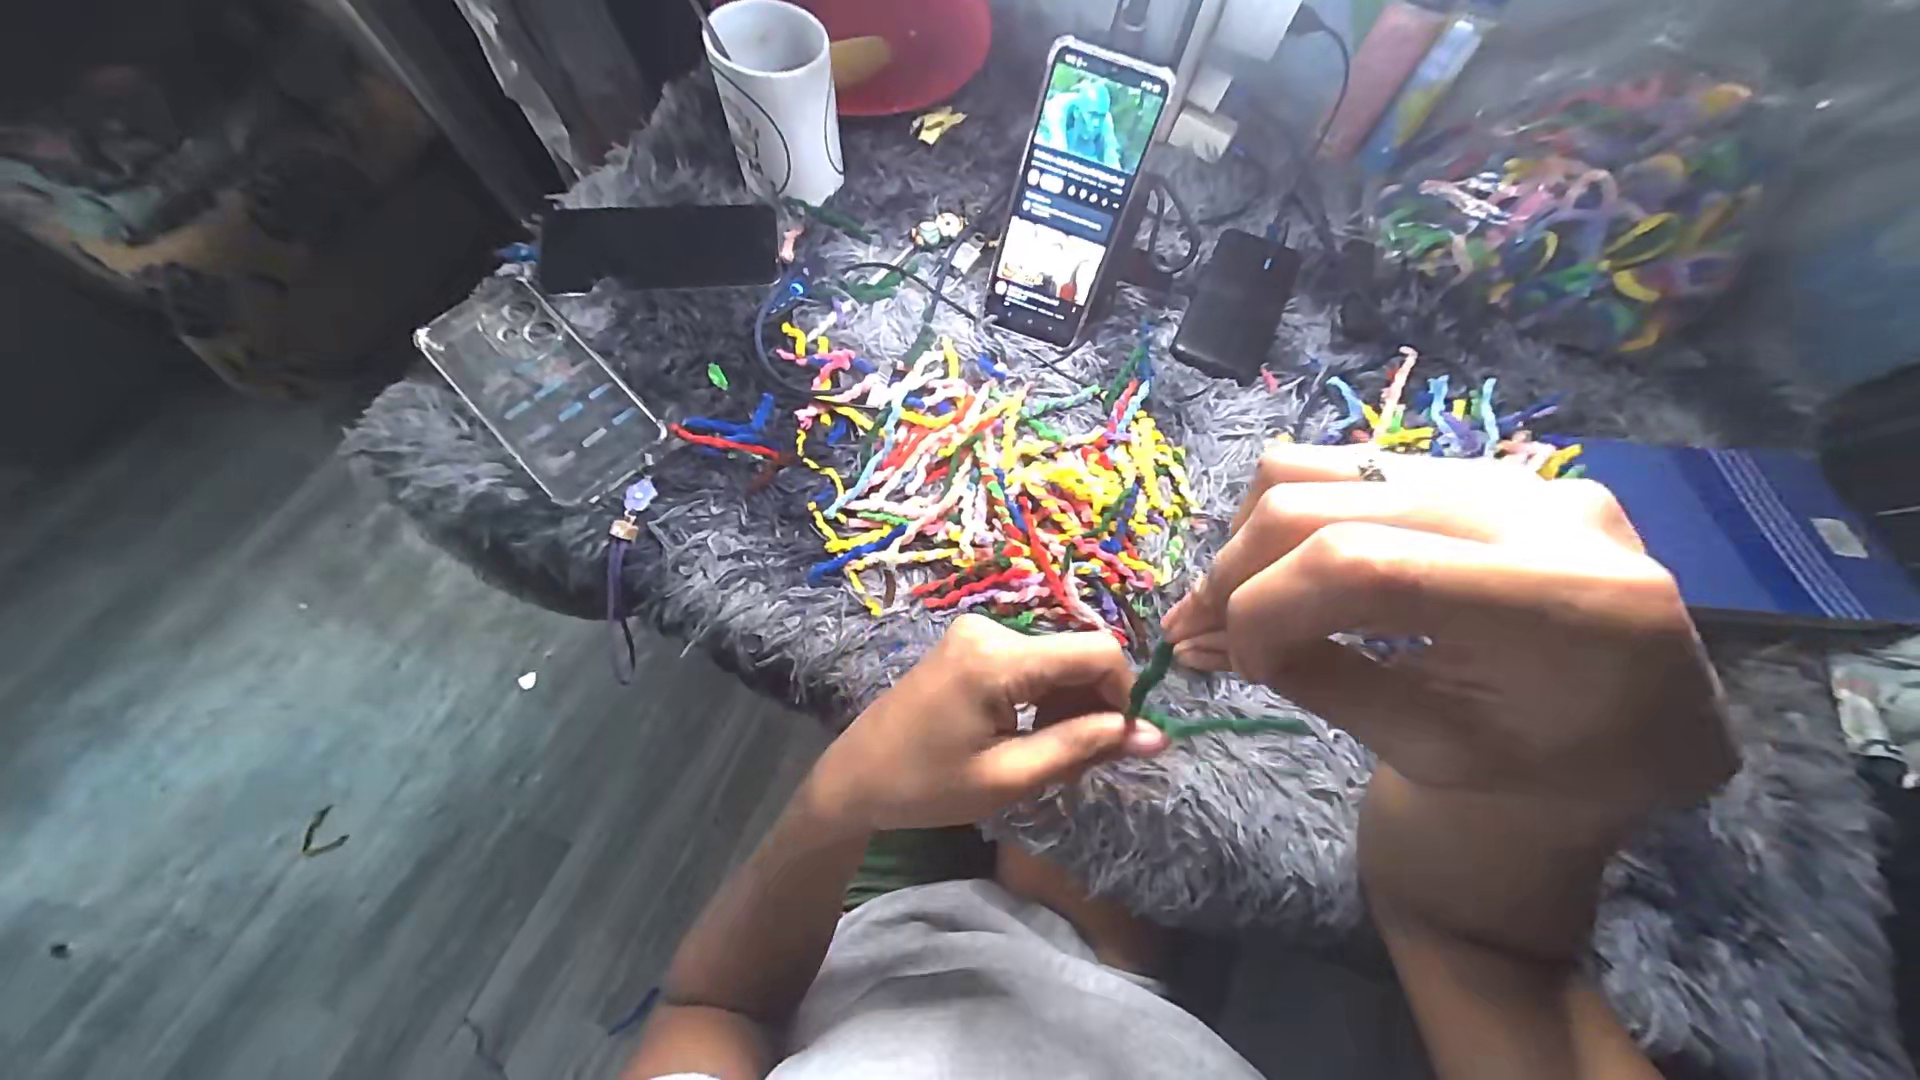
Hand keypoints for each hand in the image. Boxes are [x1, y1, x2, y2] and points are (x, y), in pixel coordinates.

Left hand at [805, 614, 1168, 834]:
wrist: (856, 774)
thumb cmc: (925, 786)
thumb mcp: (1010, 777)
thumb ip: (1084, 748)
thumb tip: (1155, 736)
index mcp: (997, 658)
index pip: (1097, 650)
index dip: (1122, 693)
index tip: (1116, 741)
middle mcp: (990, 628)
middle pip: (1075, 653)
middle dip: (1091, 704)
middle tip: (1074, 761)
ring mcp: (977, 631)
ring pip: (1055, 658)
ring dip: (1066, 703)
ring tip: (1044, 753)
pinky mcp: (971, 641)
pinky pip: (1029, 660)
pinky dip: (1041, 694)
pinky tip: (1024, 730)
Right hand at [1161, 442, 1735, 954]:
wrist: (1618, 735)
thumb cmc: (1536, 771)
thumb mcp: (1421, 747)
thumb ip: (1305, 678)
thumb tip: (1192, 640)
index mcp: (1569, 600)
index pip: (1360, 566)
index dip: (1266, 609)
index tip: (1239, 663)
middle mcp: (1535, 507)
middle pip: (1314, 508)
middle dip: (1234, 575)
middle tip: (1202, 631)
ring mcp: (1498, 473)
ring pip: (1307, 471)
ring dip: (1246, 540)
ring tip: (1241, 599)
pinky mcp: (1462, 469)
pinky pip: (1330, 468)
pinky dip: (1277, 519)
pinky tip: (1282, 569)